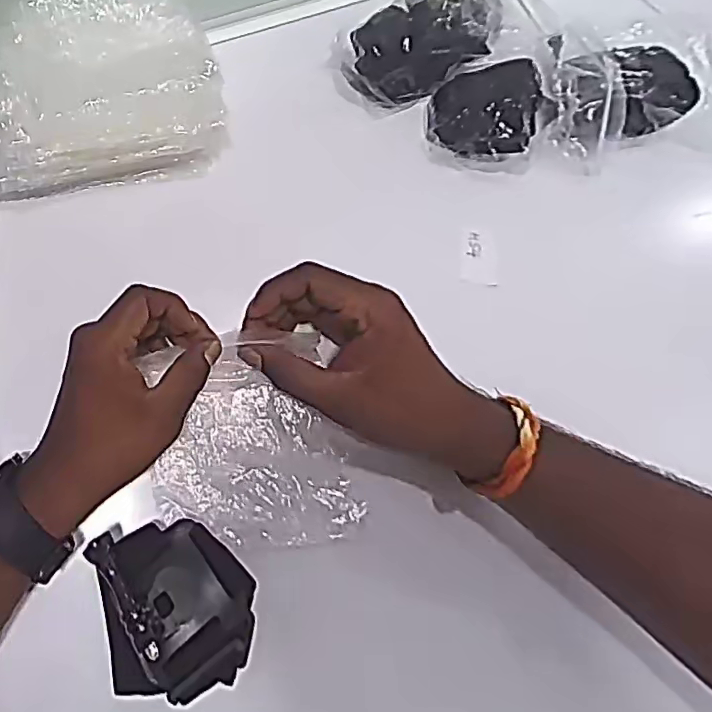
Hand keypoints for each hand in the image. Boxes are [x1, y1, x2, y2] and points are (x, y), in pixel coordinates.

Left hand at [18, 286, 220, 537]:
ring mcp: (87, 353)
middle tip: (199, 345)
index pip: (144, 299)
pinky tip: (167, 371)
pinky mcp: (88, 367)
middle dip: (174, 322)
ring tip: (188, 359)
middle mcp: (90, 341)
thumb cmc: (103, 451)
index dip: (179, 311)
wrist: (69, 476)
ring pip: (131, 324)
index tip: (198, 333)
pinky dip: (147, 349)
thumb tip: (205, 349)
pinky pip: (121, 342)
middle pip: (138, 308)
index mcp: (102, 342)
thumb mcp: (163, 411)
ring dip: (163, 335)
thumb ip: (190, 371)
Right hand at [242, 263, 513, 481]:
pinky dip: (298, 328)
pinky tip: (287, 348)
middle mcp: (369, 303)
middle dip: (273, 308)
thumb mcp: (340, 398)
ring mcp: (368, 316)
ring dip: (284, 318)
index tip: (254, 320)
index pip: (306, 279)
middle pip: (306, 286)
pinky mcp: (365, 330)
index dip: (271, 296)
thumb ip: (289, 372)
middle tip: (255, 336)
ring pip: (312, 301)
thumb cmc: (416, 413)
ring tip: (266, 344)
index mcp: (369, 306)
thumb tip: (255, 352)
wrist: (457, 432)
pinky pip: (322, 317)